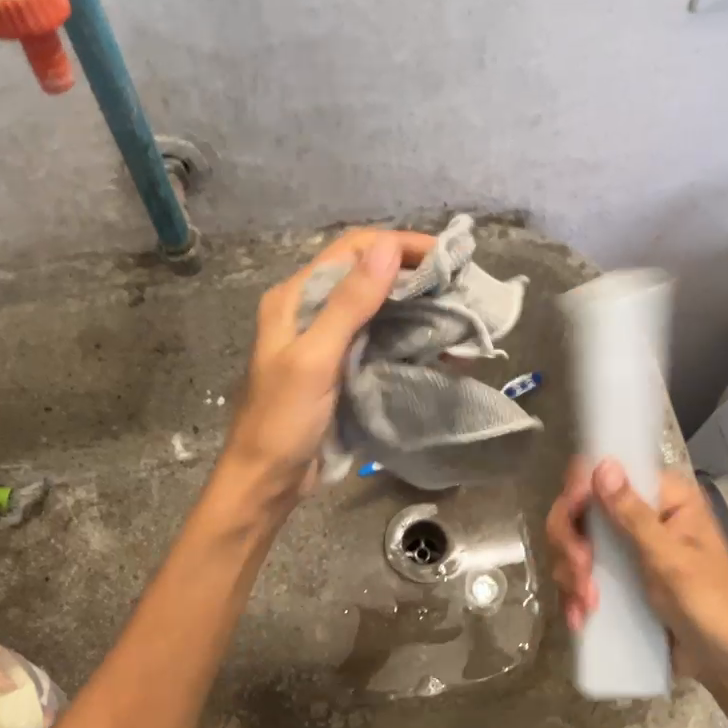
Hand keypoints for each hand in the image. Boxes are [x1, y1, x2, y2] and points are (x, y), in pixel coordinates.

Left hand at [219, 228, 435, 501]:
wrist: (267, 481)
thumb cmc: (282, 421)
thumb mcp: (314, 359)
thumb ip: (349, 304)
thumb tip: (388, 248)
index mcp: (296, 297)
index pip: (353, 250)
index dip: (399, 246)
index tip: (446, 259)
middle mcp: (312, 311)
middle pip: (369, 276)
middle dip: (414, 277)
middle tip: (460, 290)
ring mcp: (328, 342)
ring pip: (379, 309)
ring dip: (417, 309)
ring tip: (457, 319)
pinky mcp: (342, 369)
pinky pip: (381, 342)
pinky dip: (410, 340)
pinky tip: (439, 349)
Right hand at [545, 458, 727, 684]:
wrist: (727, 664)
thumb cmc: (712, 606)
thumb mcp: (671, 560)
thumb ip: (634, 515)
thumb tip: (601, 465)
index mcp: (665, 498)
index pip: (605, 474)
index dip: (579, 494)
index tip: (572, 527)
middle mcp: (643, 515)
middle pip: (581, 510)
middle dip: (572, 545)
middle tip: (581, 575)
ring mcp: (627, 549)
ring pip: (575, 544)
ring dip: (571, 575)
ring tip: (586, 606)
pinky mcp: (618, 581)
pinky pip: (580, 575)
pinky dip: (574, 594)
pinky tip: (580, 617)